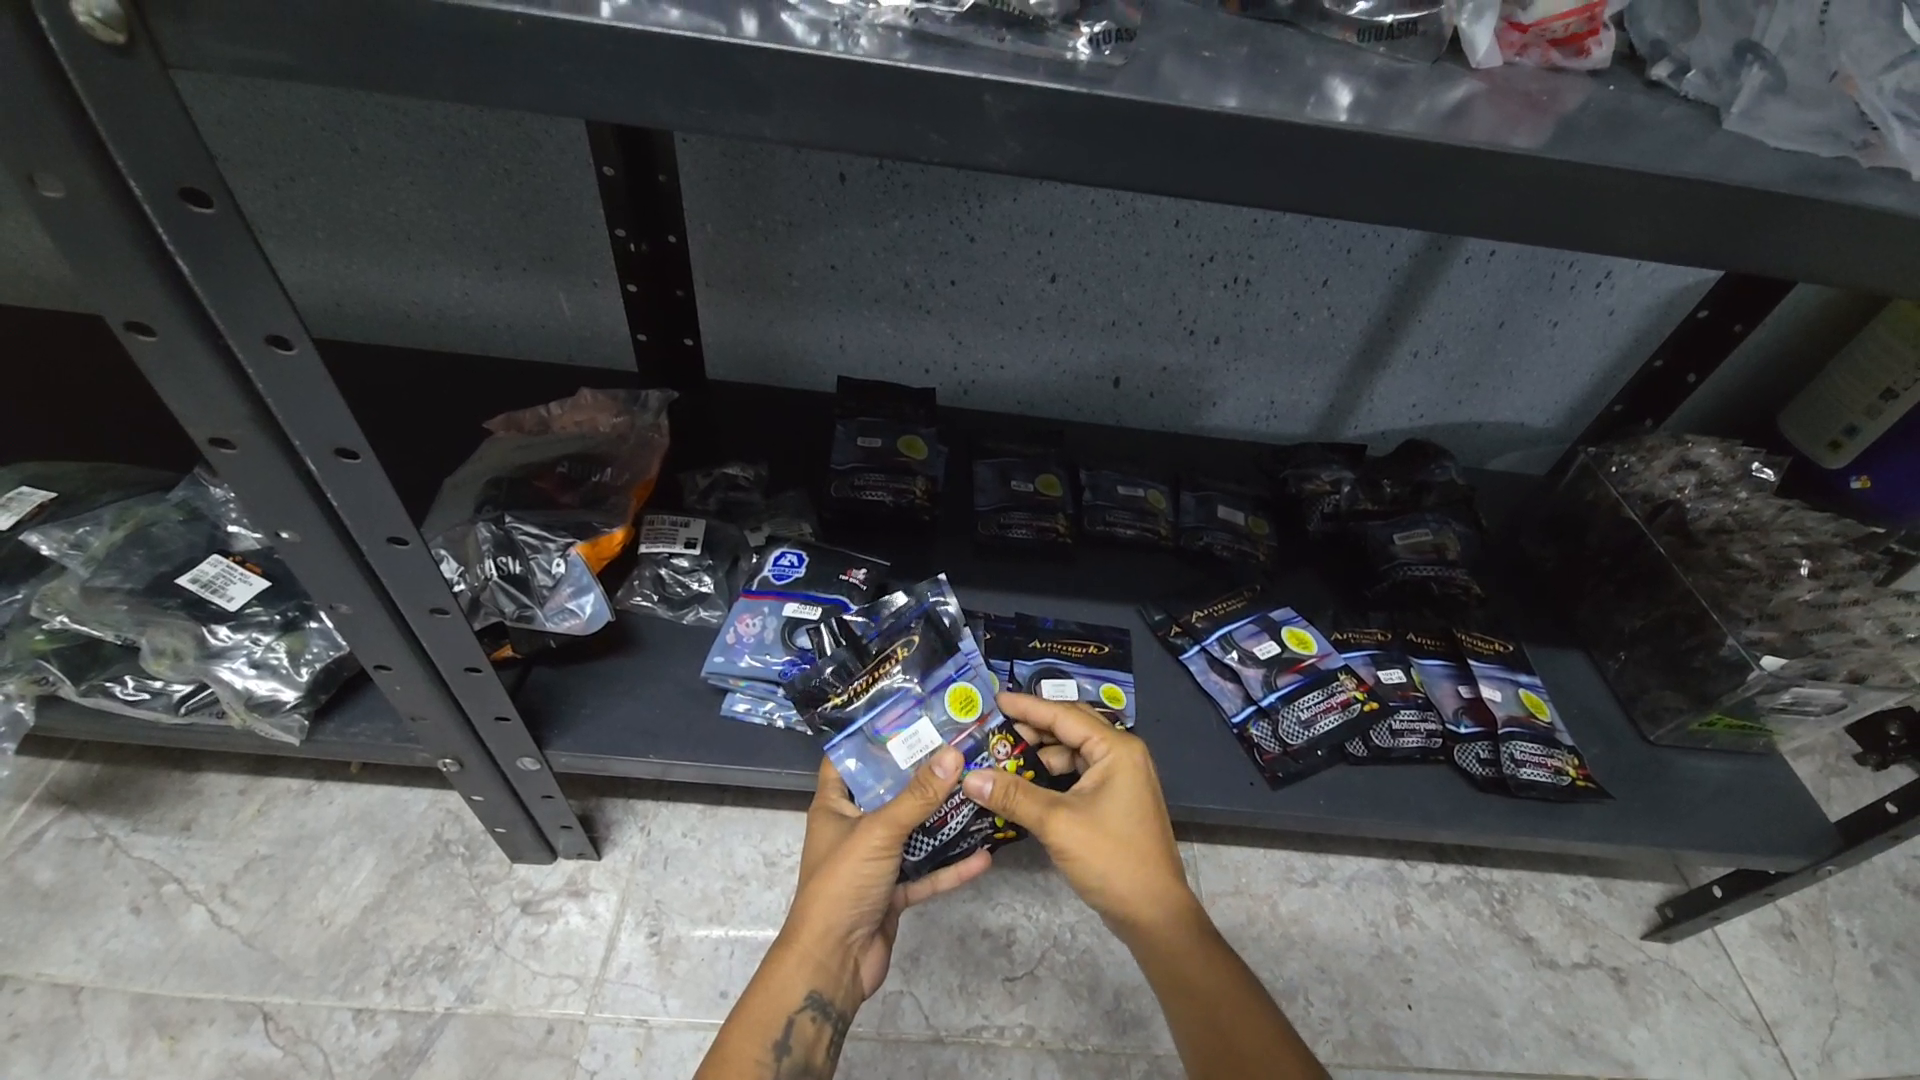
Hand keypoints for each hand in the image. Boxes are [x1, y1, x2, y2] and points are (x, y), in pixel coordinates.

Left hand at [777, 747, 992, 1001]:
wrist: (834, 963)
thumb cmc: (843, 884)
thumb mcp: (879, 831)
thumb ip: (918, 795)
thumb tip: (952, 753)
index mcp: (834, 807)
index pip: (846, 760)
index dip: (870, 739)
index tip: (909, 719)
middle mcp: (853, 828)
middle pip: (889, 794)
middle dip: (921, 776)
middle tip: (959, 750)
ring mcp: (874, 862)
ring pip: (912, 833)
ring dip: (941, 820)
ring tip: (977, 794)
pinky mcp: (893, 893)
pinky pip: (926, 873)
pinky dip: (951, 867)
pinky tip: (983, 855)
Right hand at [962, 693, 1198, 943]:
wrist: (1154, 913)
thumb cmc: (1111, 858)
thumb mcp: (1057, 823)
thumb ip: (1013, 795)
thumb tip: (969, 778)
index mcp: (1116, 748)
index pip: (1064, 714)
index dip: (1027, 707)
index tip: (994, 700)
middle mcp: (1121, 755)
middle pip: (1069, 730)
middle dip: (1031, 729)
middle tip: (993, 730)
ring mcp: (1120, 779)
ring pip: (1072, 754)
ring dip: (1039, 756)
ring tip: (1001, 759)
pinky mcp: (1114, 801)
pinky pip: (1077, 776)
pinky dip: (1051, 777)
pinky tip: (1024, 786)